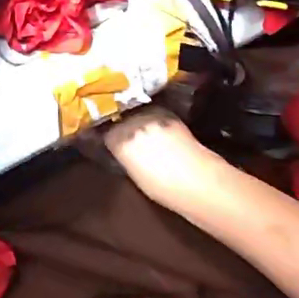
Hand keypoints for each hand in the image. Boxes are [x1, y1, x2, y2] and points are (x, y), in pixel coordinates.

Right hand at [100, 107, 221, 202]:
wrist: (197, 180)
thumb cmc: (161, 186)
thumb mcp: (131, 171)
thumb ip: (121, 152)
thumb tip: (118, 145)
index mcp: (117, 138)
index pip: (101, 128)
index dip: (102, 131)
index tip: (102, 134)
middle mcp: (130, 121)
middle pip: (117, 115)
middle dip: (117, 119)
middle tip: (119, 128)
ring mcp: (150, 115)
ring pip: (134, 111)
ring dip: (133, 116)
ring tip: (135, 125)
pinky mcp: (167, 113)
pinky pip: (151, 111)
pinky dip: (150, 117)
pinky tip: (153, 126)